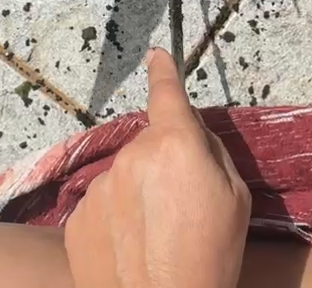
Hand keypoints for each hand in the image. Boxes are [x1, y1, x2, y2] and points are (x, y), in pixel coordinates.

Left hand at [64, 49, 250, 287]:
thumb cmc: (212, 256)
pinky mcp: (76, 222)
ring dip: (137, 195)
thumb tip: (189, 136)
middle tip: (180, 208)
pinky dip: (115, 223)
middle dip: (162, 165)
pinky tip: (128, 253)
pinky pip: (102, 207)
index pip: (167, 94)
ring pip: (124, 178)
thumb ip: (210, 153)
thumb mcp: (235, 197)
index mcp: (176, 143)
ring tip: (153, 240)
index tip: (156, 54)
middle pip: (150, 146)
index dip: (163, 71)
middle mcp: (133, 156)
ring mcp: (100, 189)